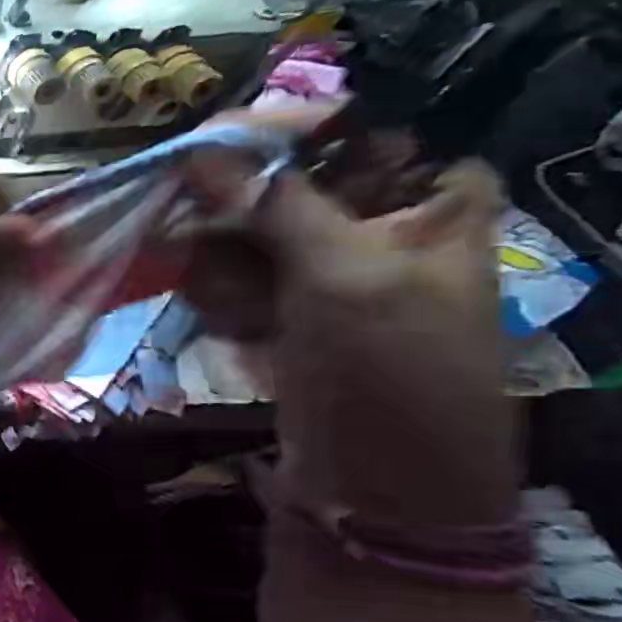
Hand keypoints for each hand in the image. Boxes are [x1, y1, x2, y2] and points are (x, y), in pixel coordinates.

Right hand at [186, 105, 516, 525]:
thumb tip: (202, 149)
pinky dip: (222, 299)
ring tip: (239, 312)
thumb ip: (275, 203)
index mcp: (427, 198)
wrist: (376, 490)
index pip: (345, 131)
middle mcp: (376, 224)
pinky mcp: (283, 308)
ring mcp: (324, 270)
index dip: (274, 135)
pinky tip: (237, 330)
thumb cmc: (390, 371)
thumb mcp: (343, 274)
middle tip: (193, 233)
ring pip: (242, 233)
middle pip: (279, 183)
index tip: (203, 148)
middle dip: (234, 217)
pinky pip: (232, 277)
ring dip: (223, 268)